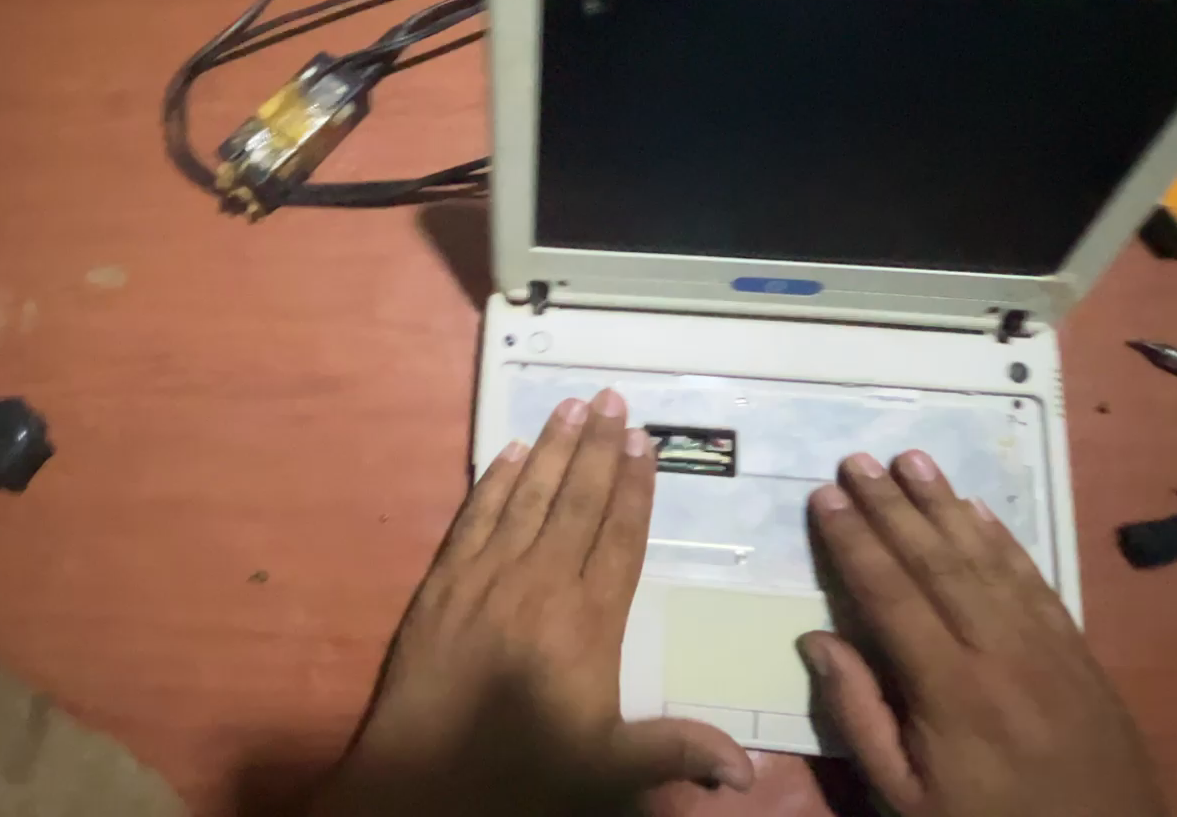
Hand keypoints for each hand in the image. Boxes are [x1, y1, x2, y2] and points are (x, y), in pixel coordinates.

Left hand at [314, 390, 754, 816]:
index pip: (620, 537)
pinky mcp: (445, 578)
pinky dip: (494, 481)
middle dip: (598, 447)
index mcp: (588, 622)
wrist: (424, 785)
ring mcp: (488, 574)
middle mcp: (541, 582)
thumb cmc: (523, 775)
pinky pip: (476, 516)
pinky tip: (510, 451)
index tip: (644, 442)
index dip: (634, 486)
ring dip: (552, 448)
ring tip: (571, 405)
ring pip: (529, 497)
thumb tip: (751, 766)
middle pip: (577, 501)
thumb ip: (674, 750)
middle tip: (612, 398)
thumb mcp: (607, 772)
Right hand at [801, 451, 1166, 816]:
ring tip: (912, 458)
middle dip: (892, 505)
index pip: (890, 595)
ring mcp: (1050, 650)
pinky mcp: (1080, 653)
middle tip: (858, 460)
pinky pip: (1036, 581)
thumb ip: (858, 716)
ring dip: (944, 504)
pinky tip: (978, 507)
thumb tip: (817, 639)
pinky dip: (1003, 538)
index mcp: (953, 693)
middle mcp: (1002, 656)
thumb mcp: (904, 798)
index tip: (825, 496)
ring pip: (987, 559)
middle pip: (937, 563)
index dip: (853, 541)